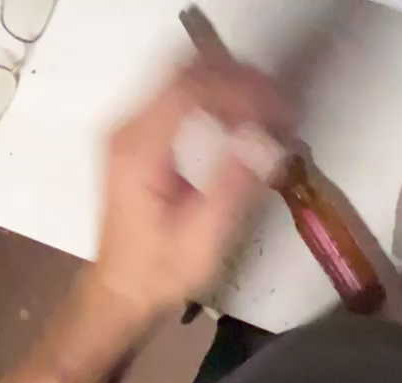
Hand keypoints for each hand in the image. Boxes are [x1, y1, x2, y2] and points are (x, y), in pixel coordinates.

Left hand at [85, 59, 291, 322]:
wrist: (121, 291)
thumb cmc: (159, 274)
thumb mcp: (202, 240)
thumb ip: (233, 187)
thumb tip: (267, 144)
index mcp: (139, 150)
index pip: (193, 90)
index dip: (242, 91)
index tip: (279, 111)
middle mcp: (128, 128)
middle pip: (186, 71)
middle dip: (239, 81)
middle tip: (279, 106)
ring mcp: (130, 130)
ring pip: (183, 78)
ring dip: (229, 87)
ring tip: (268, 112)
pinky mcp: (138, 139)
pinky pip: (178, 98)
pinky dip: (214, 100)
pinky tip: (241, 121)